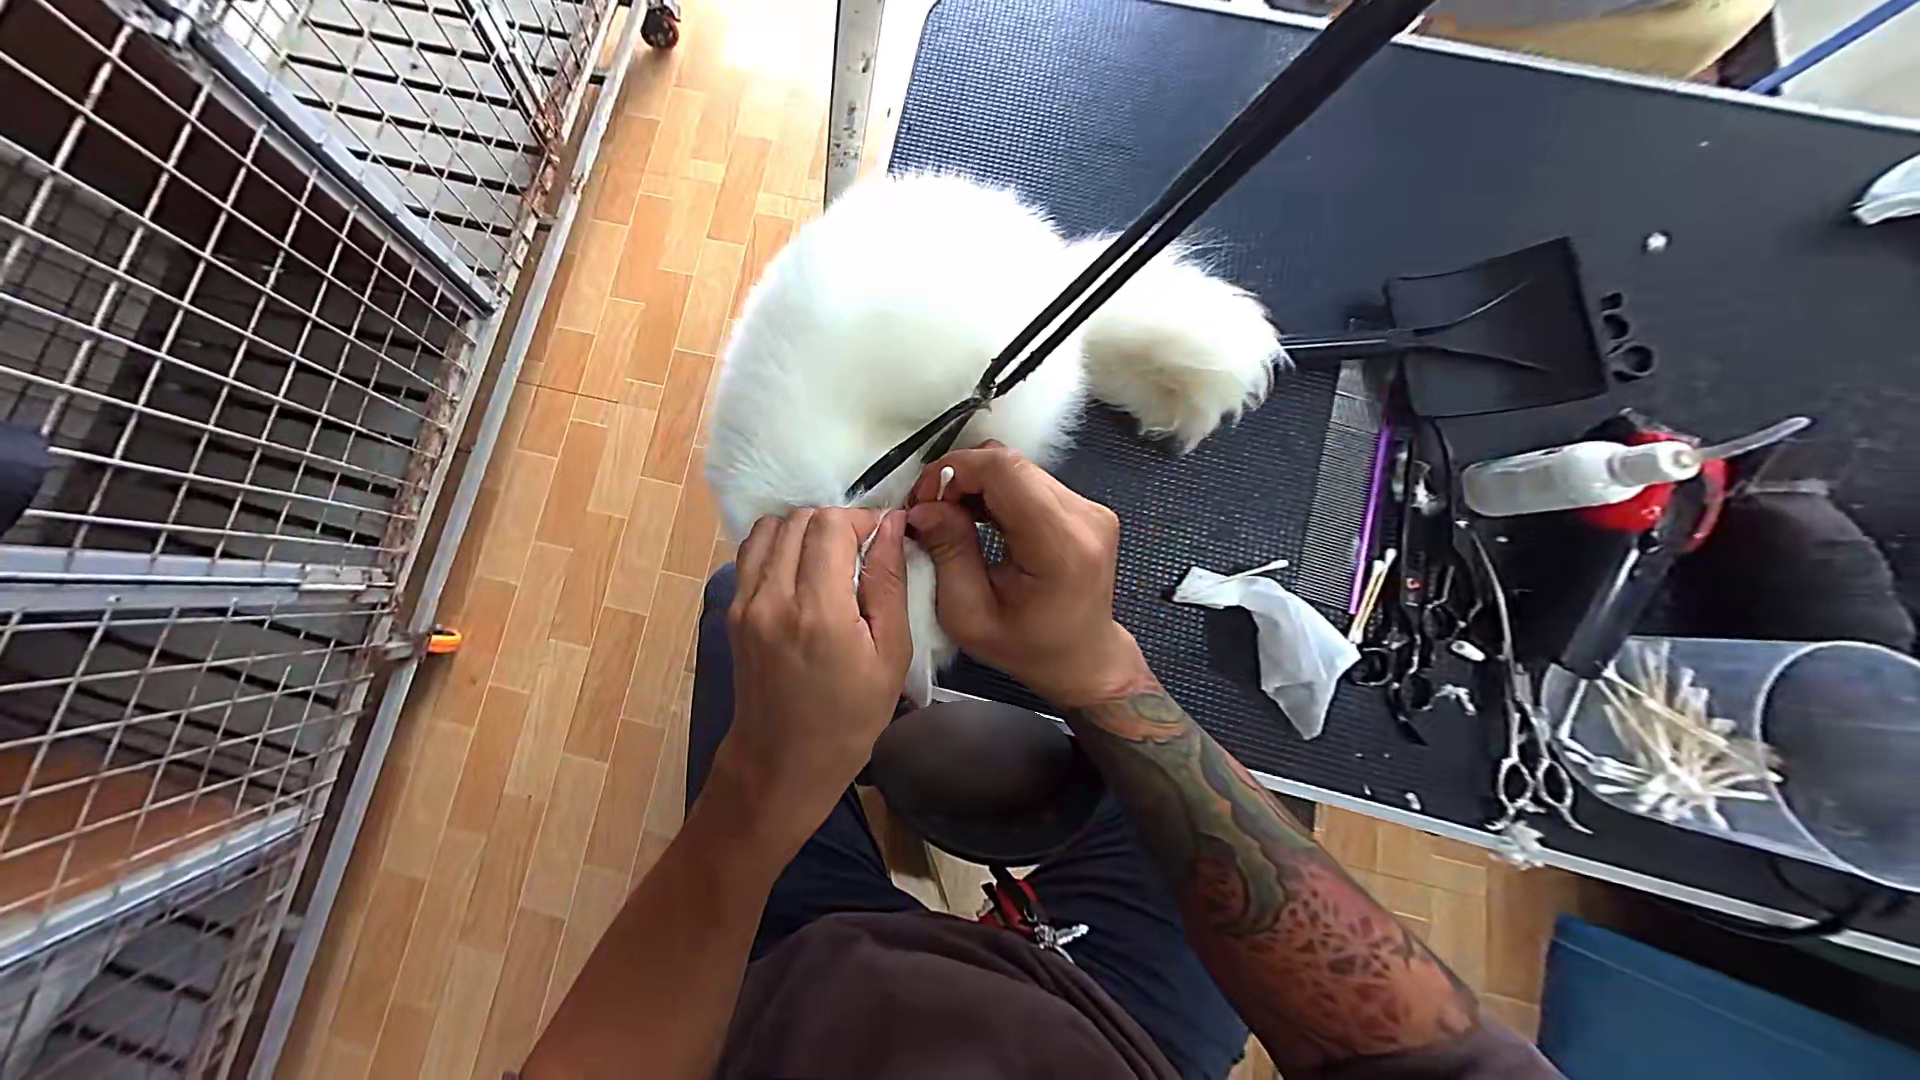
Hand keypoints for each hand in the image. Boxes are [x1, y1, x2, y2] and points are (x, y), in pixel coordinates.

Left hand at [716, 507, 911, 855]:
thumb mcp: (891, 654)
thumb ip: (889, 582)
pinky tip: (803, 572)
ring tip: (830, 559)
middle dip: (836, 523)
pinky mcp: (732, 610)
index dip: (861, 521)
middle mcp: (772, 597)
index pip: (830, 525)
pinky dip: (779, 546)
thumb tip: (892, 525)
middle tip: (860, 552)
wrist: (783, 761)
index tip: (881, 540)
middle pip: (799, 519)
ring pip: (770, 528)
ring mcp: (745, 603)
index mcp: (818, 610)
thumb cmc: (850, 716)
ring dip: (805, 530)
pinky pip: (752, 552)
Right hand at [904, 445, 1151, 708]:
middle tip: (931, 510)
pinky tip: (979, 519)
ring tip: (953, 519)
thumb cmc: (1030, 648)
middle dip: (959, 477)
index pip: (1005, 471)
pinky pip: (1030, 481)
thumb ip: (947, 555)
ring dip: (976, 484)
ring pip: (1018, 468)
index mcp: (1061, 547)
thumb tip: (925, 507)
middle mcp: (1084, 518)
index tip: (925, 498)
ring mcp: (1090, 509)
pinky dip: (996, 492)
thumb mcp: (970, 616)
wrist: (1082, 658)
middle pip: (1010, 464)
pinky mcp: (1084, 508)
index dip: (954, 470)